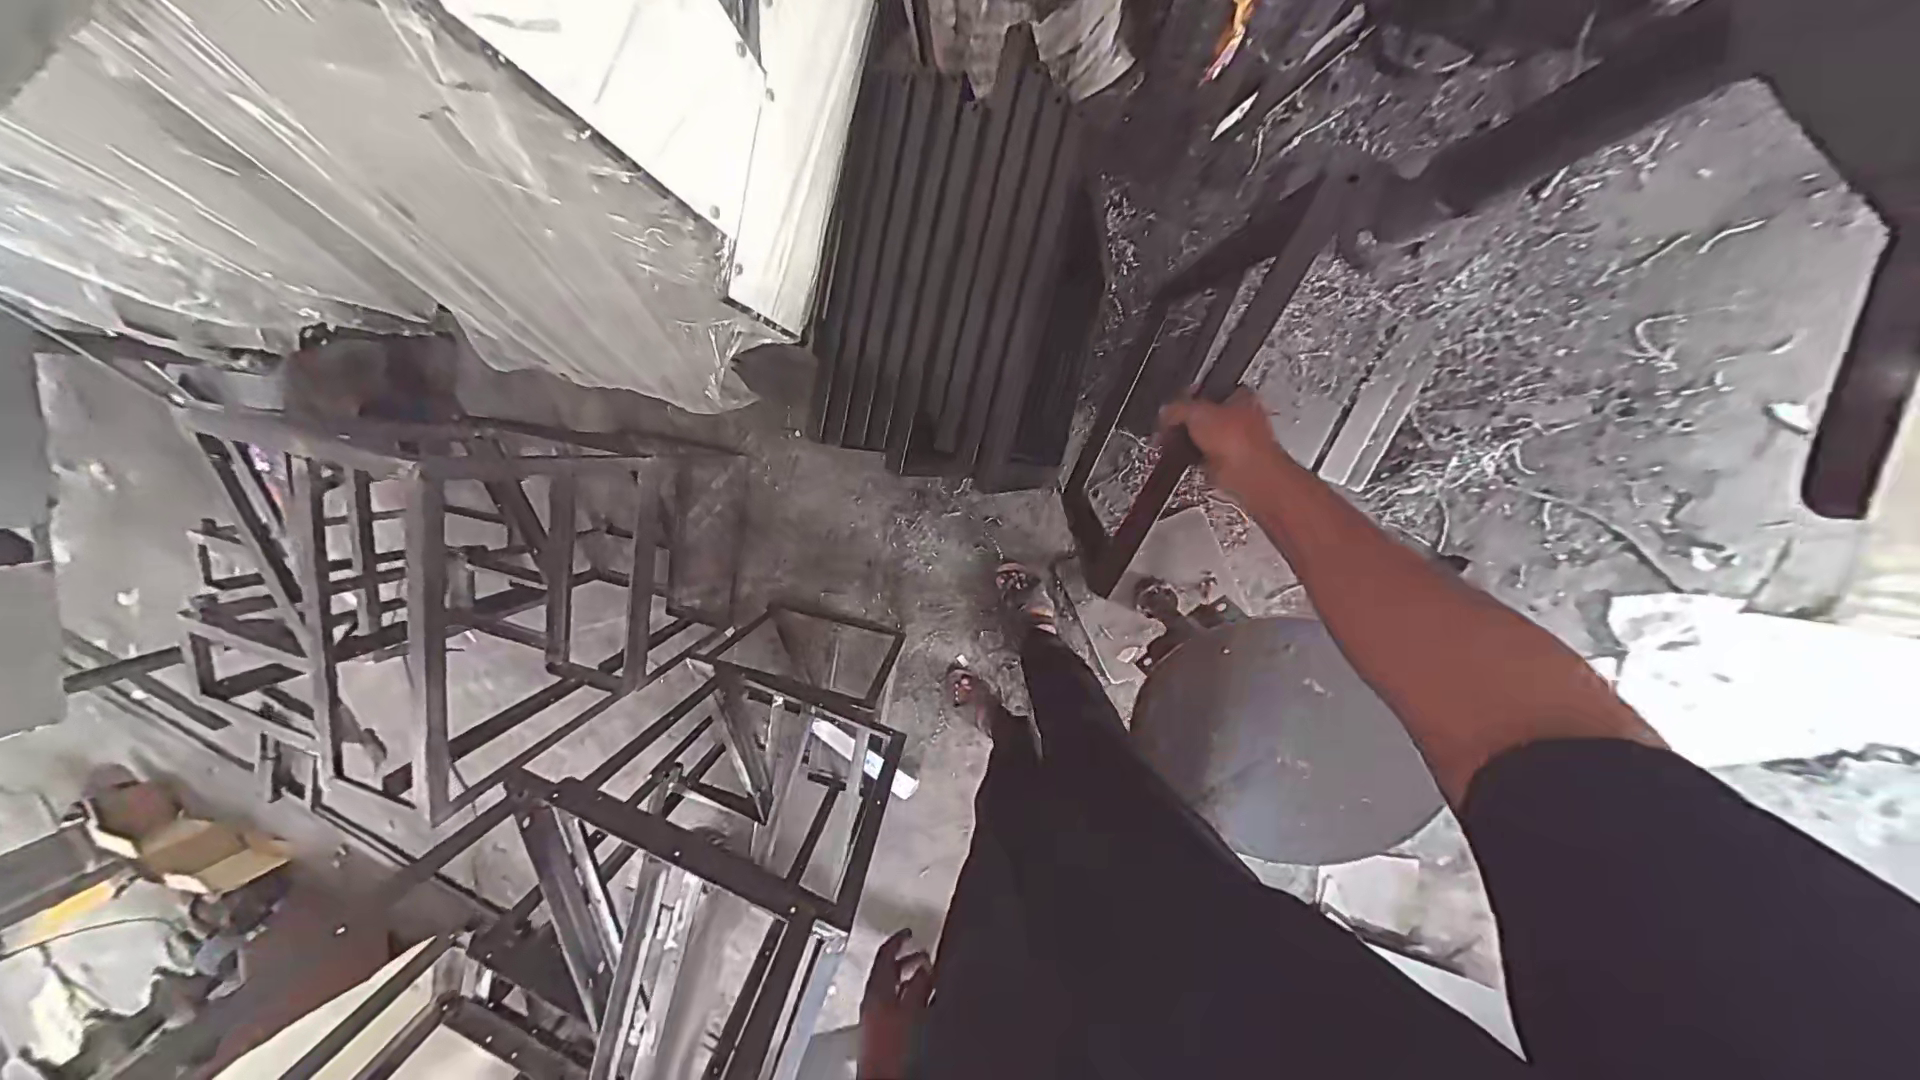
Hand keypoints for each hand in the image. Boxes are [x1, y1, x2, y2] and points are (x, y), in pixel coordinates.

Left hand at [858, 929, 931, 1079]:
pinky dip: (907, 994)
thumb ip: (919, 982)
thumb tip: (926, 965)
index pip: (885, 952)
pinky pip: (894, 1001)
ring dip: (908, 976)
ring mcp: (874, 1012)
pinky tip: (920, 1000)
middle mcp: (872, 997)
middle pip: (888, 967)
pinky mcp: (880, 1027)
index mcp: (876, 986)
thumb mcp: (911, 1006)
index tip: (909, 931)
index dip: (898, 938)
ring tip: (925, 974)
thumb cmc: (890, 1045)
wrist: (882, 1076)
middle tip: (921, 952)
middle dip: (906, 957)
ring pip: (891, 984)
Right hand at [1159, 388, 1288, 498]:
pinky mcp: (1227, 464)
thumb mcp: (1196, 413)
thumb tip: (1165, 412)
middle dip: (1185, 423)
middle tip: (1168, 427)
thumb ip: (1177, 409)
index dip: (1189, 397)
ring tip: (1170, 445)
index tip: (1173, 406)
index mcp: (1241, 397)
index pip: (1211, 391)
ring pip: (1202, 438)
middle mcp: (1242, 418)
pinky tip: (1181, 459)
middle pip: (1204, 416)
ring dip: (1186, 442)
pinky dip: (1191, 459)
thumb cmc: (1233, 438)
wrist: (1245, 474)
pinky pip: (1202, 458)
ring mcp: (1235, 442)